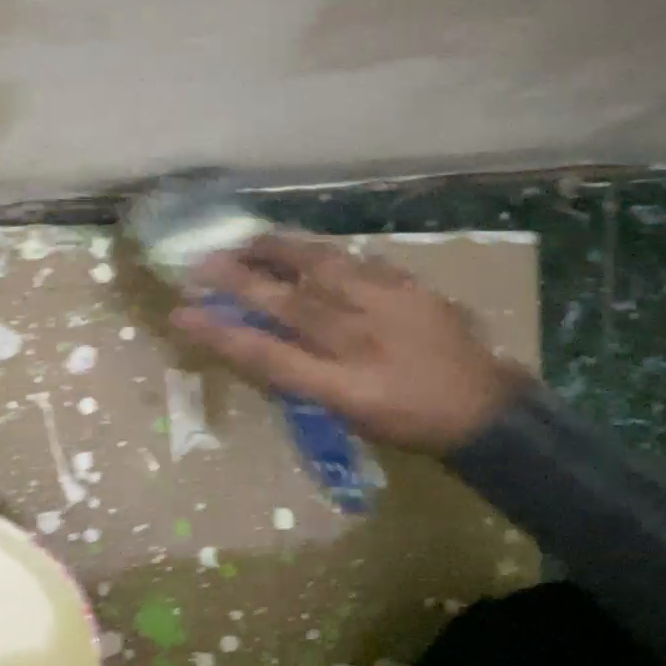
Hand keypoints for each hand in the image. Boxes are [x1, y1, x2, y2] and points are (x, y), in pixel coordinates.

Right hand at [170, 232, 530, 454]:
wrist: (483, 408)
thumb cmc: (409, 424)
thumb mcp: (351, 417)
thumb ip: (307, 380)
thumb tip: (265, 344)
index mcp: (343, 387)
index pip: (269, 355)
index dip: (221, 335)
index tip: (182, 314)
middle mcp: (361, 342)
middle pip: (289, 303)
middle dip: (240, 281)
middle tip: (201, 264)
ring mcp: (389, 308)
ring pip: (324, 269)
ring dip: (279, 252)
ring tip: (246, 241)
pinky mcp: (409, 287)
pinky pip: (359, 262)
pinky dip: (326, 254)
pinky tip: (307, 250)